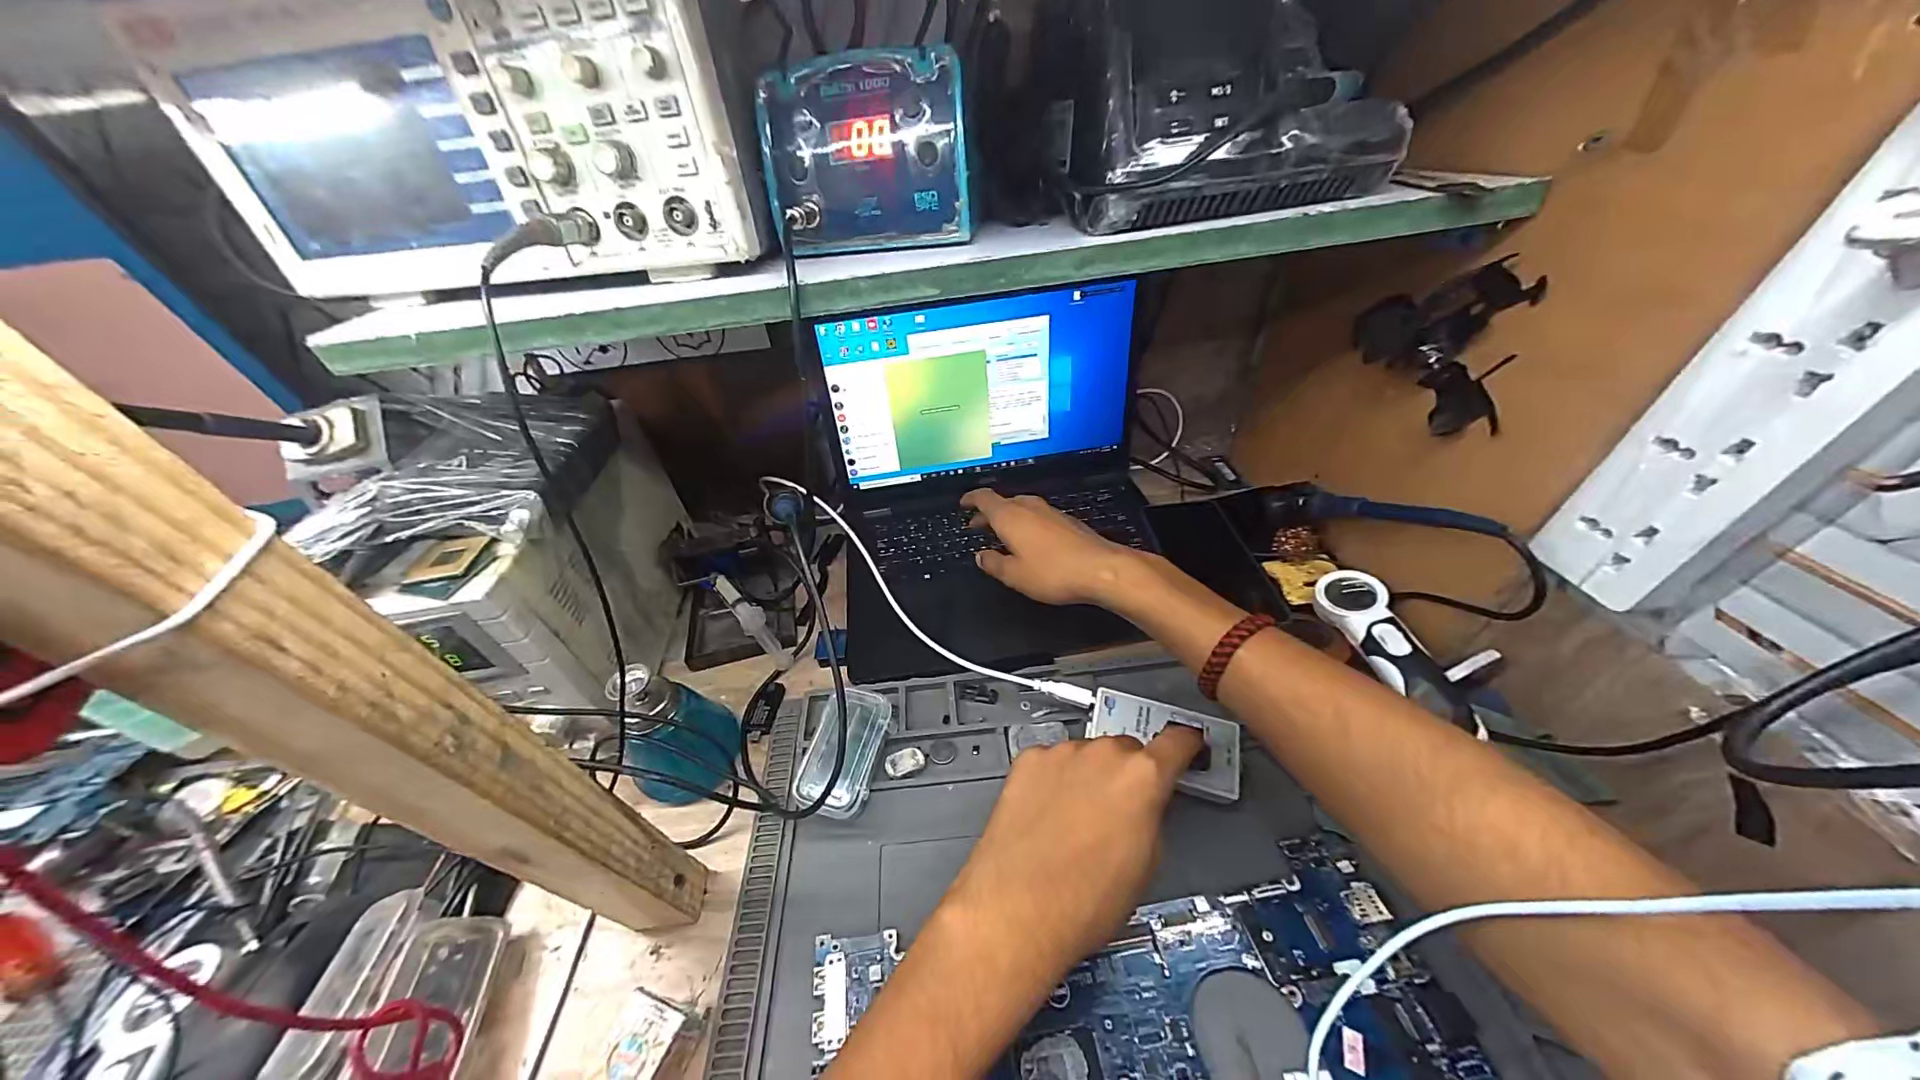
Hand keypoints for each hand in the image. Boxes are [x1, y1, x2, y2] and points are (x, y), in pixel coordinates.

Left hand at [935, 725, 1203, 970]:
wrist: (1018, 908)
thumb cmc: (1081, 901)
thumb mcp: (1148, 863)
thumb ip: (1154, 816)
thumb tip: (1148, 807)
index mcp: (1142, 777)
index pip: (1176, 742)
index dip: (1186, 745)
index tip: (1186, 744)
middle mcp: (1102, 756)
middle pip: (1127, 750)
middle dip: (1128, 775)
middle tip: (1120, 813)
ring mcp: (1062, 755)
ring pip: (1087, 756)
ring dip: (1089, 778)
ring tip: (1076, 824)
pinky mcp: (1028, 762)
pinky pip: (1051, 762)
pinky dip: (1054, 781)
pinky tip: (1049, 815)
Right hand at [961, 488, 1140, 606]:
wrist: (1100, 569)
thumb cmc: (1056, 572)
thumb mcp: (1014, 575)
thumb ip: (993, 563)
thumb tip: (982, 556)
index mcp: (1010, 516)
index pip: (984, 498)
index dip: (971, 499)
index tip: (964, 504)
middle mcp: (1030, 508)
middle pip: (1003, 502)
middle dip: (988, 513)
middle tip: (978, 524)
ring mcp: (1051, 512)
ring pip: (1022, 508)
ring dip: (1009, 518)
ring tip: (1002, 534)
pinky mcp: (1067, 522)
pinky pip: (1039, 517)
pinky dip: (1028, 524)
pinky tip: (1030, 541)